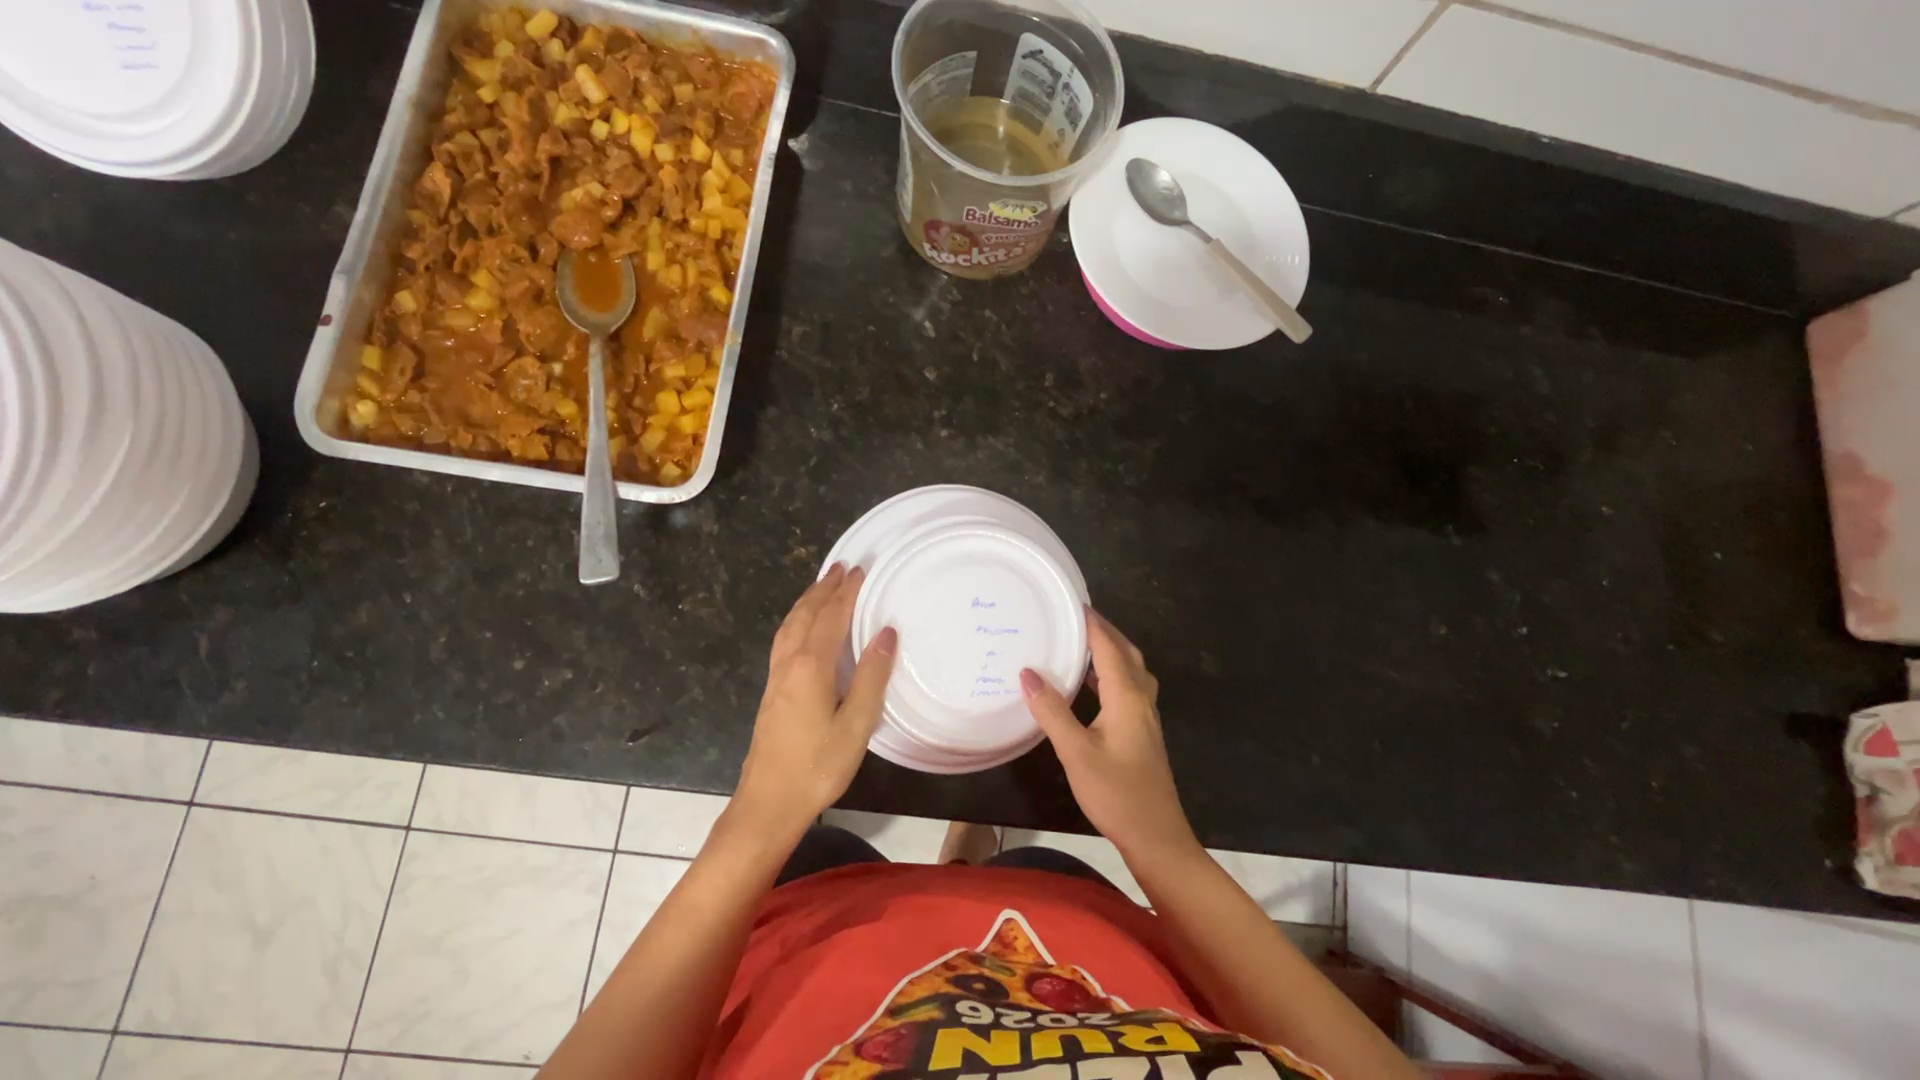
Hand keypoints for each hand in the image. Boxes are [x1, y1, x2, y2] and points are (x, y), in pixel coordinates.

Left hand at [734, 564, 896, 828]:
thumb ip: (872, 676)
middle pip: (805, 615)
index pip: (831, 617)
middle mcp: (789, 664)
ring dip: (807, 602)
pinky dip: (797, 621)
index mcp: (810, 666)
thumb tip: (887, 632)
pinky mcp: (772, 693)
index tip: (860, 570)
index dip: (846, 592)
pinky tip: (802, 630)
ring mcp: (776, 678)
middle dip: (824, 589)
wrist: (768, 803)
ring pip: (790, 626)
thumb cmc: (818, 766)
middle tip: (841, 567)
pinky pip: (784, 640)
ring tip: (822, 587)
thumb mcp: (856, 724)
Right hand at [1021, 610, 1198, 859]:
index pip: (1108, 648)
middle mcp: (1140, 700)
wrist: (1156, 835)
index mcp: (1127, 697)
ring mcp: (1145, 718)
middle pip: (1126, 654)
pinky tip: (1091, 687)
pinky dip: (1110, 675)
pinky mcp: (1142, 734)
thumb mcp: (1076, 752)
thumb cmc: (1116, 793)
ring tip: (1080, 644)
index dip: (1092, 624)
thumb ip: (1052, 712)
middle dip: (1104, 632)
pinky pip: (1128, 689)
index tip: (1071, 602)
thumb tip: (1027, 673)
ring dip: (1110, 653)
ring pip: (1131, 672)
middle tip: (1075, 618)